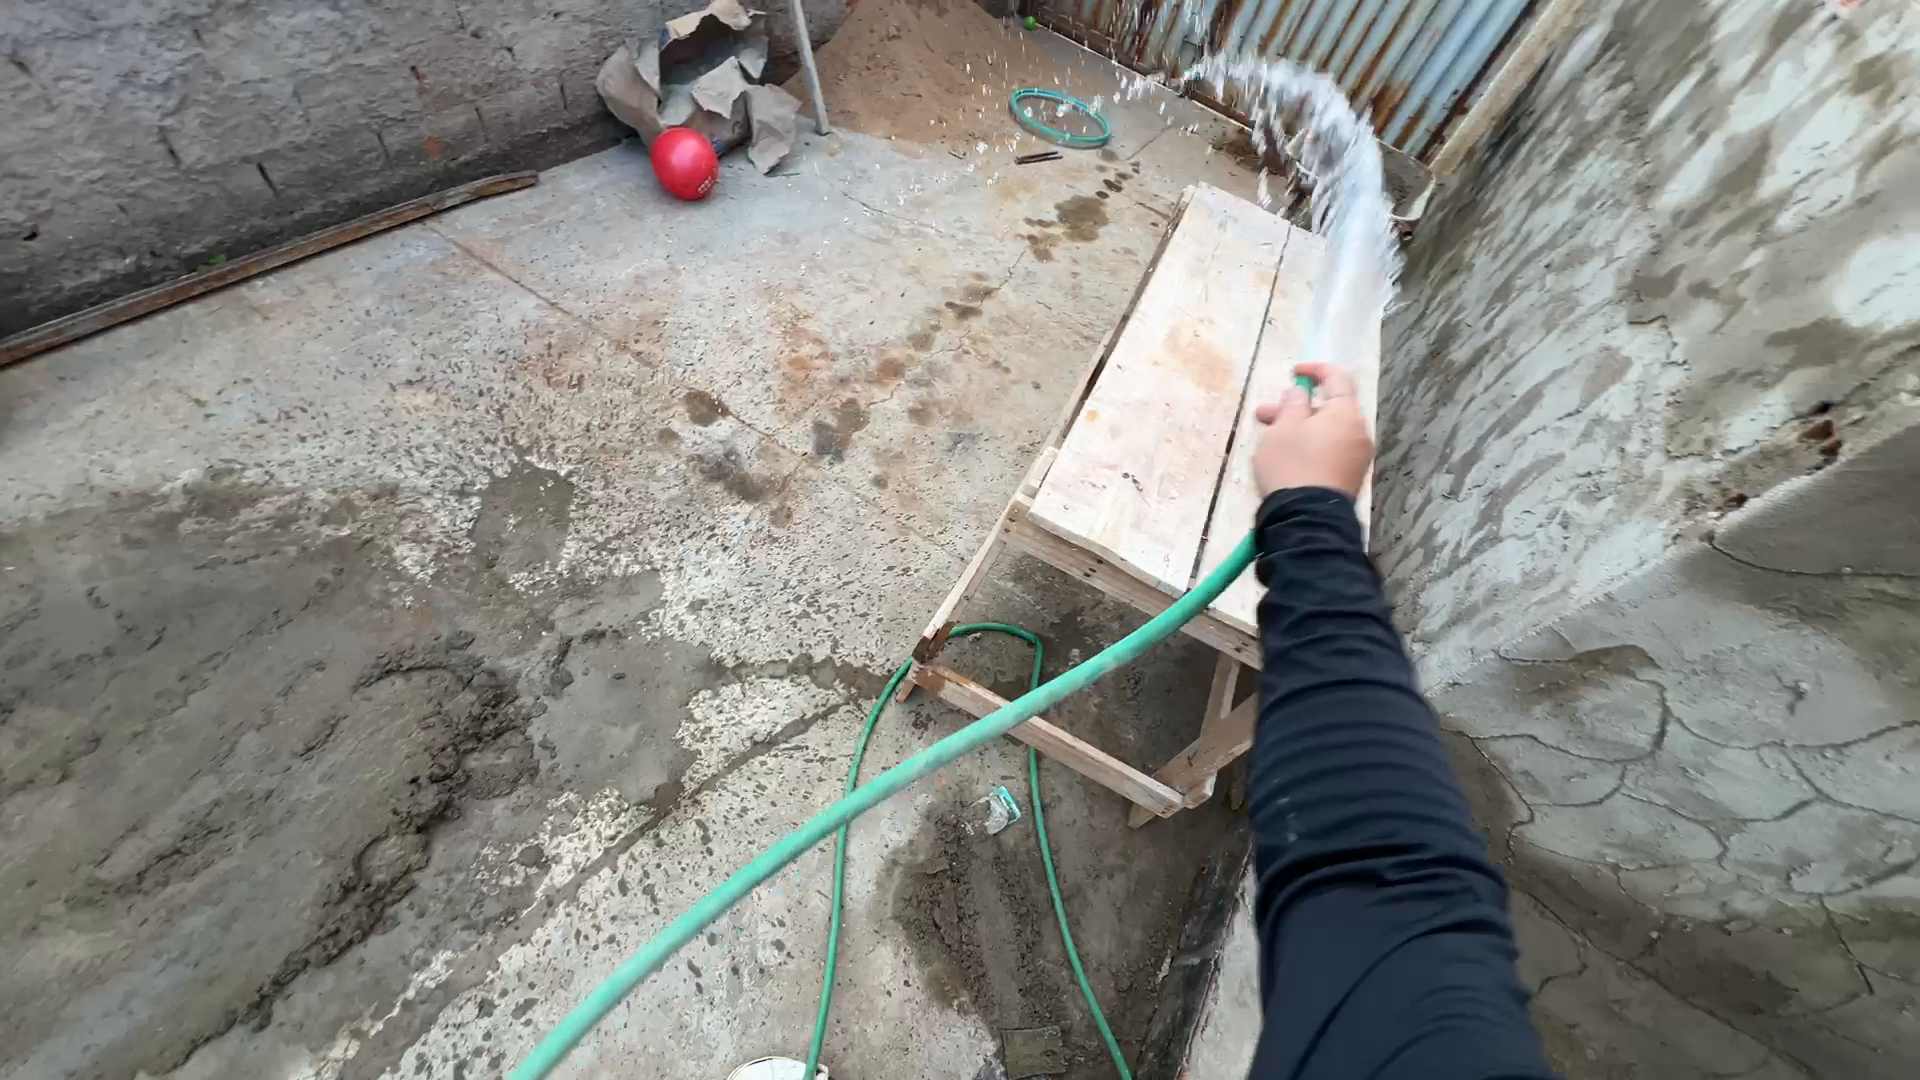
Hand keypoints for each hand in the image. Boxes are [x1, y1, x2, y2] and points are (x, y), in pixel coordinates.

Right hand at [1252, 361, 1372, 497]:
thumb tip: (1300, 393)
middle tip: (1267, 413)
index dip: (1316, 370)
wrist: (1306, 517)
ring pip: (1327, 431)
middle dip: (1298, 406)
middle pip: (1330, 408)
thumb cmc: (1292, 464)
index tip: (1294, 372)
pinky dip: (1310, 445)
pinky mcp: (1348, 477)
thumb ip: (1293, 404)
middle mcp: (1358, 431)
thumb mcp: (1283, 428)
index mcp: (1345, 413)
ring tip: (1270, 437)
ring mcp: (1356, 456)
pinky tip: (1287, 455)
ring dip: (1300, 427)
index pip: (1337, 379)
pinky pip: (1330, 450)